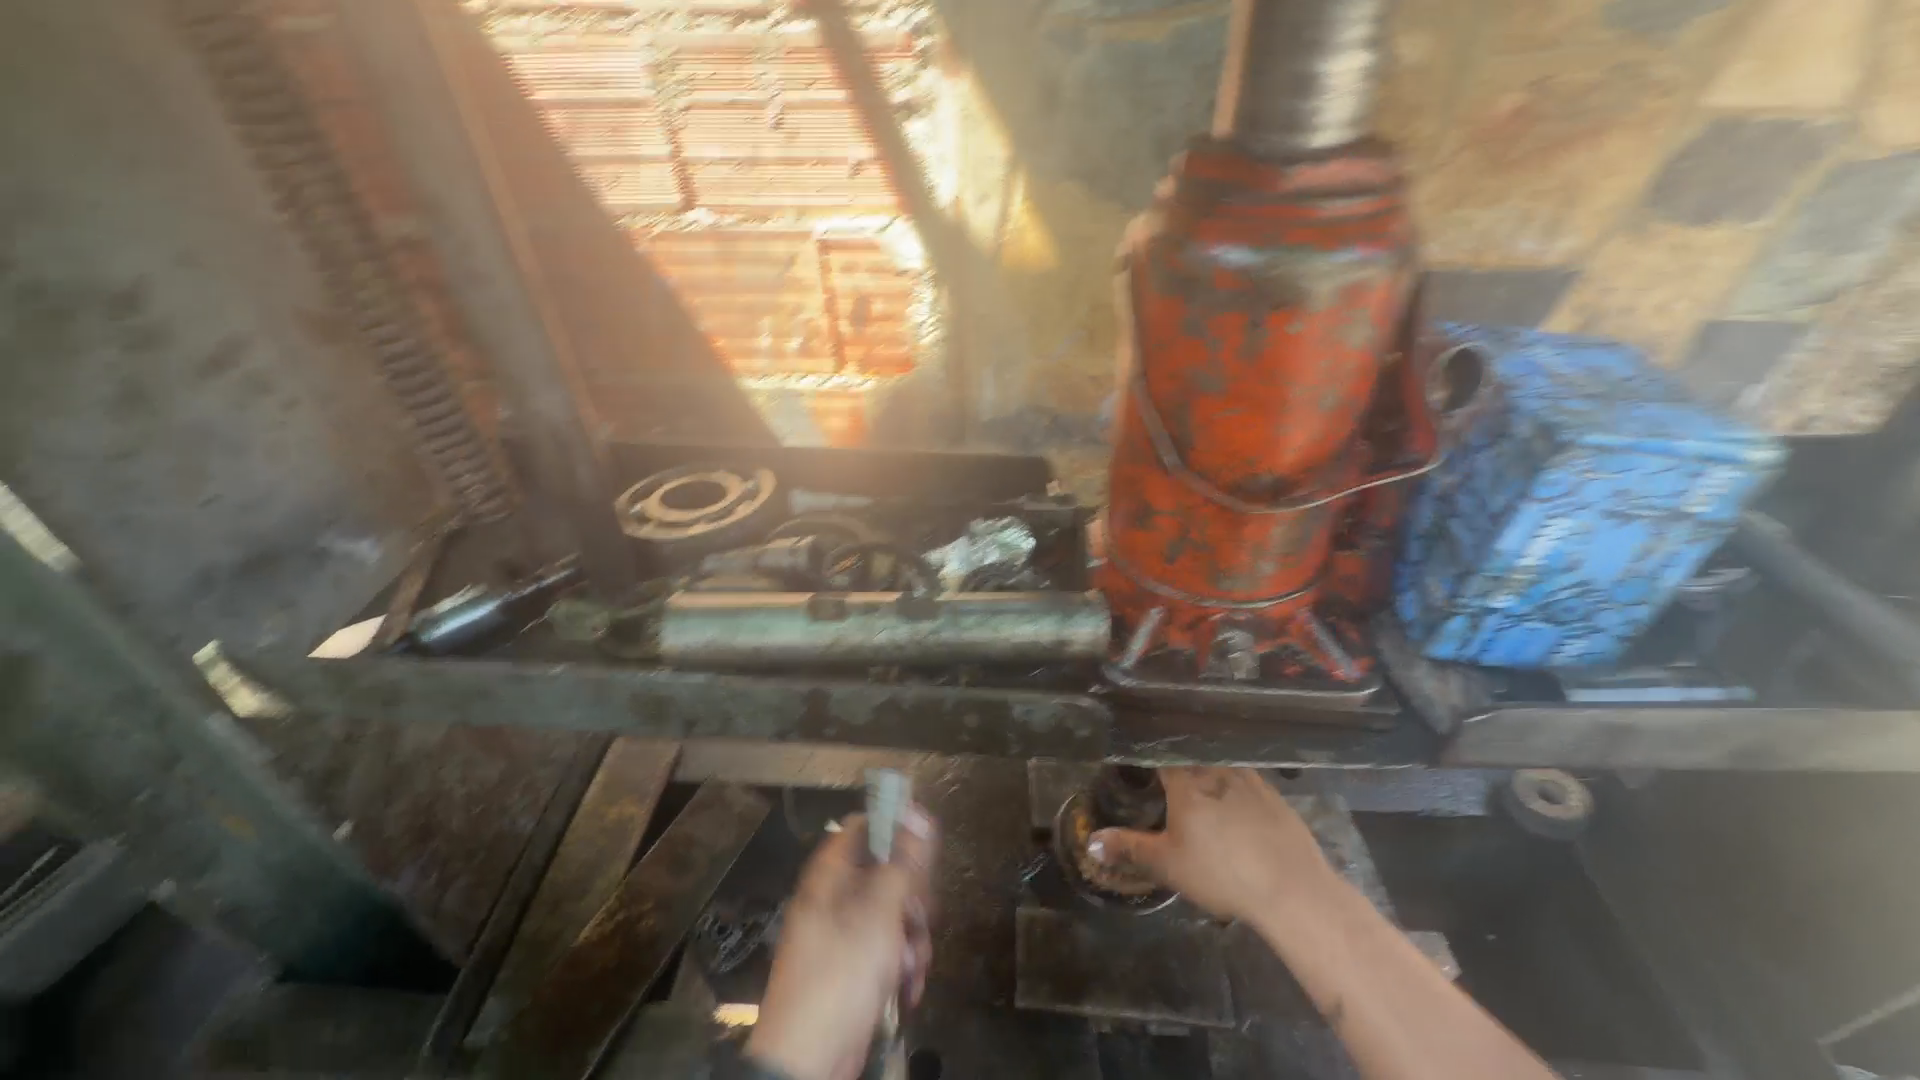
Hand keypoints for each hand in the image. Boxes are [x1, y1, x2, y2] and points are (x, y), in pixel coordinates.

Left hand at [747, 808, 936, 1079]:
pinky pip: (887, 949)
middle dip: (912, 899)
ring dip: (912, 939)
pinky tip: (908, 988)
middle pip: (886, 873)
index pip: (864, 827)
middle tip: (919, 919)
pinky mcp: (854, 968)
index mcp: (830, 876)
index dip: (896, 829)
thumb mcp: (879, 915)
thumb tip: (916, 810)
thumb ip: (902, 862)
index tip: (926, 850)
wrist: (809, 1061)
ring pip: (893, 914)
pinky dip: (902, 966)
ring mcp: (844, 935)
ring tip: (912, 966)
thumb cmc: (840, 977)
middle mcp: (835, 899)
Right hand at [1089, 767, 1335, 924]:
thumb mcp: (1168, 865)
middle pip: (1191, 757)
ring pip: (1219, 766)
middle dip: (1176, 764)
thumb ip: (1129, 848)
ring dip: (1206, 772)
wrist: (1292, 889)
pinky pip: (1245, 780)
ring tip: (1196, 787)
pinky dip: (1232, 787)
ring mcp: (1251, 780)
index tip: (1136, 760)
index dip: (1147, 755)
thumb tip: (1091, 843)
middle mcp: (1217, 771)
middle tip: (1163, 777)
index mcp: (1187, 781)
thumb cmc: (1222, 873)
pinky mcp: (1275, 796)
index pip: (1161, 754)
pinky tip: (1232, 805)